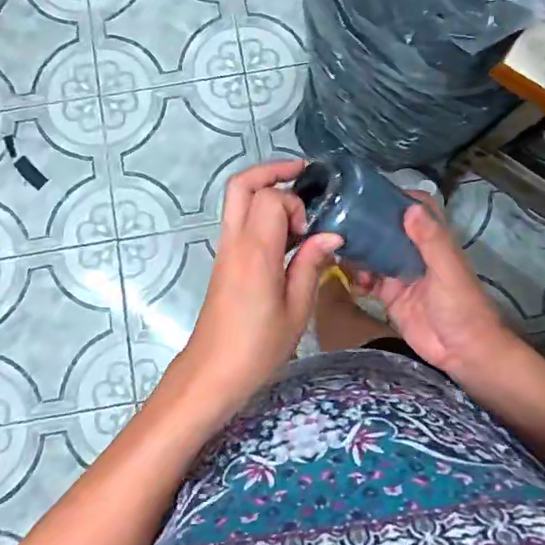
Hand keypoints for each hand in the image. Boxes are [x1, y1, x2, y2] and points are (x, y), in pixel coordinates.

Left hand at [175, 160, 342, 409]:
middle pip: (241, 184)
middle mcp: (235, 242)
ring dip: (266, 191)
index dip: (295, 204)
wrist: (212, 372)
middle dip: (272, 171)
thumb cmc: (258, 347)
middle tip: (303, 175)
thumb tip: (331, 236)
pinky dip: (262, 213)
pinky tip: (290, 235)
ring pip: (237, 199)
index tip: (311, 232)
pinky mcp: (225, 260)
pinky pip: (240, 220)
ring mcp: (226, 249)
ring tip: (302, 205)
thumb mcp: (296, 310)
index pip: (269, 198)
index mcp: (255, 252)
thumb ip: (311, 266)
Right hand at [353, 196, 519, 377]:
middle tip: (340, 216)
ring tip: (336, 246)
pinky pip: (368, 281)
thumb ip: (431, 241)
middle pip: (390, 229)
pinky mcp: (390, 296)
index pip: (418, 209)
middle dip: (368, 222)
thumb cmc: (462, 308)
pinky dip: (356, 278)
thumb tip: (410, 208)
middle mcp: (416, 253)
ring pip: (375, 253)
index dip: (399, 197)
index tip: (371, 191)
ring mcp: (401, 274)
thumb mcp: (448, 271)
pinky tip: (347, 278)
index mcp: (434, 241)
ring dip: (358, 250)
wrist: (463, 353)